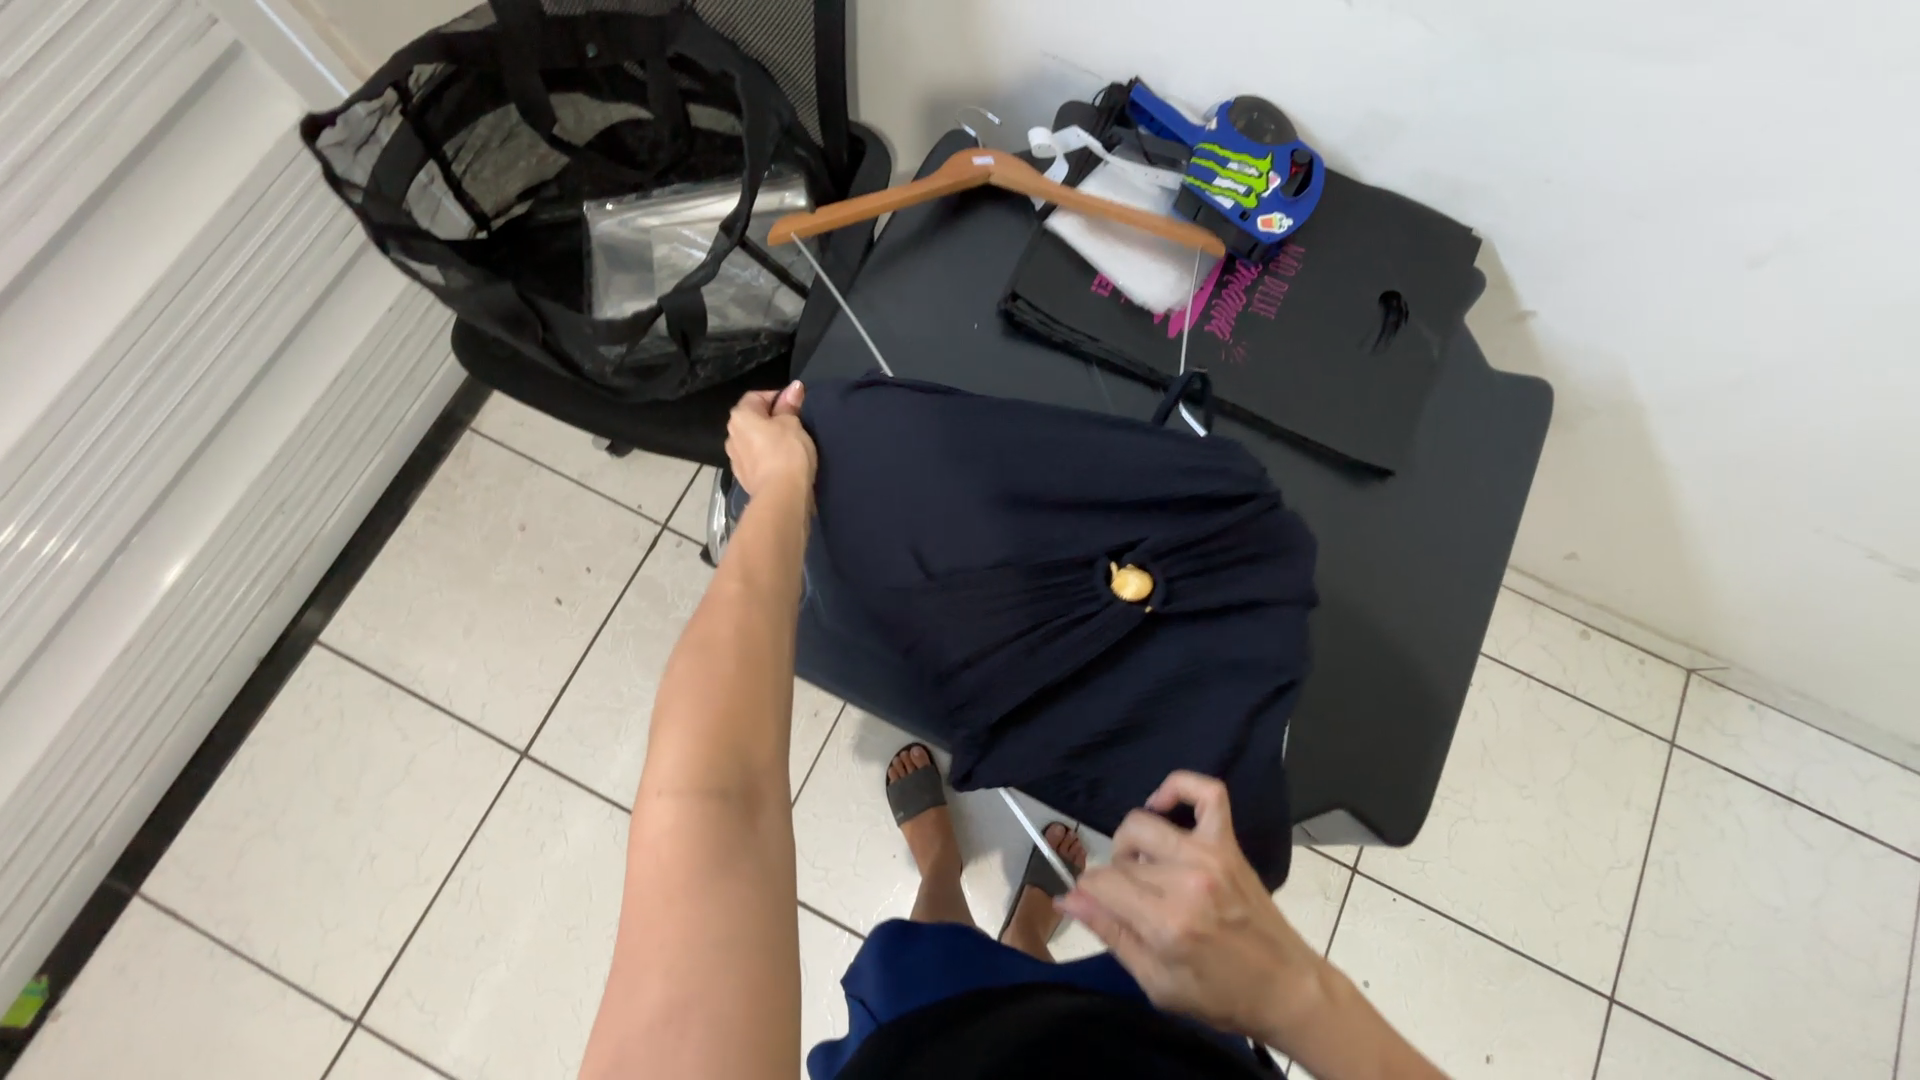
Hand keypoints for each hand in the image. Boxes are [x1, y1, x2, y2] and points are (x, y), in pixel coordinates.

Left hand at [725, 382, 815, 498]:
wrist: (781, 495)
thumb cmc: (787, 452)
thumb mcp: (793, 424)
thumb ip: (790, 406)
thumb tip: (794, 388)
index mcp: (740, 416)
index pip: (756, 396)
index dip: (778, 397)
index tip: (796, 405)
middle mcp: (731, 435)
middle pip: (753, 420)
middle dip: (772, 420)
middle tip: (795, 425)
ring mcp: (735, 459)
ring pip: (754, 442)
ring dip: (768, 440)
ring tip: (790, 446)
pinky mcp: (744, 478)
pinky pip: (757, 460)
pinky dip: (767, 458)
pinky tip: (783, 463)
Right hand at [1057, 771, 1329, 1042]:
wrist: (1288, 988)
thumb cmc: (1221, 996)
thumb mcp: (1157, 984)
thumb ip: (1110, 934)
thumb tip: (1067, 898)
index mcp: (1166, 922)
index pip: (1100, 882)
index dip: (1089, 893)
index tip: (1096, 905)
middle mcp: (1185, 880)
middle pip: (1120, 858)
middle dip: (1113, 879)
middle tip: (1130, 903)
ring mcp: (1210, 855)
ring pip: (1143, 824)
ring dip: (1132, 843)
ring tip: (1143, 867)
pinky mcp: (1228, 844)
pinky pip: (1206, 793)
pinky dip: (1178, 787)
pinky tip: (1161, 805)